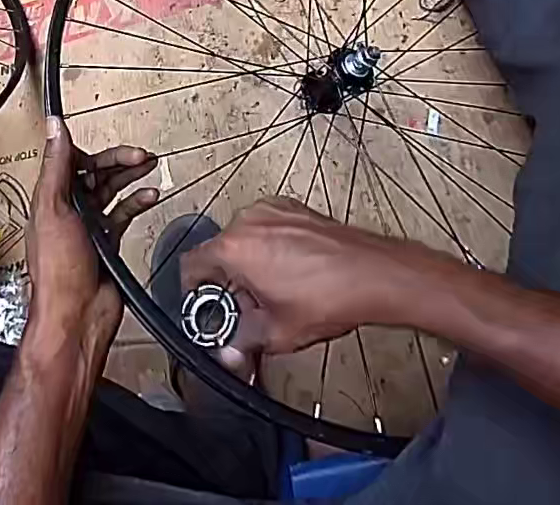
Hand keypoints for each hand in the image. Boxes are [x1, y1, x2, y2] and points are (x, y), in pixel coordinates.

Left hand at [26, 116, 157, 350]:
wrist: (77, 317)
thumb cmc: (58, 271)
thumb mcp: (54, 209)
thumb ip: (56, 165)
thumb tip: (53, 127)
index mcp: (51, 198)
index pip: (72, 161)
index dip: (94, 151)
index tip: (112, 144)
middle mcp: (69, 208)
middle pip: (96, 172)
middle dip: (119, 160)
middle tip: (141, 155)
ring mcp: (89, 224)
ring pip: (112, 189)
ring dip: (131, 175)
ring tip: (150, 165)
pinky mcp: (107, 239)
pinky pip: (124, 212)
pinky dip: (137, 201)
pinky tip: (149, 196)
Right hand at [180, 196, 445, 354]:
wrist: (368, 272)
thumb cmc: (328, 295)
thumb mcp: (276, 332)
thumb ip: (241, 342)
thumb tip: (228, 353)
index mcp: (234, 248)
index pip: (191, 263)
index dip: (192, 288)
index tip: (204, 302)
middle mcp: (247, 221)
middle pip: (220, 252)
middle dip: (228, 281)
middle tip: (248, 307)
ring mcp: (270, 209)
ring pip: (243, 238)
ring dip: (249, 262)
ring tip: (275, 289)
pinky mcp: (289, 207)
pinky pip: (266, 226)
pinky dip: (269, 244)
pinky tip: (290, 269)